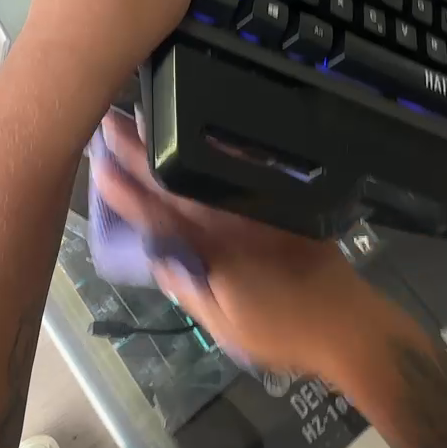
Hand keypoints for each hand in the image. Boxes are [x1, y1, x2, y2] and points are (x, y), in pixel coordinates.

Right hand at [92, 112, 415, 384]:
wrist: (346, 322)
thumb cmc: (283, 331)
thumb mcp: (225, 323)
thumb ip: (190, 287)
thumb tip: (160, 258)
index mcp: (211, 249)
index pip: (157, 214)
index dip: (126, 191)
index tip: (100, 164)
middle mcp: (230, 220)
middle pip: (177, 181)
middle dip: (140, 152)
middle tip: (111, 123)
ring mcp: (255, 207)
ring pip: (204, 168)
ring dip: (172, 143)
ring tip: (147, 115)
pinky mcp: (278, 204)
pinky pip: (242, 168)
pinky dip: (219, 147)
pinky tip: (207, 130)